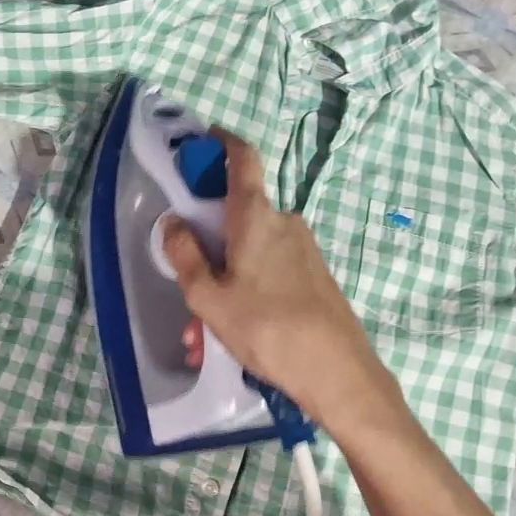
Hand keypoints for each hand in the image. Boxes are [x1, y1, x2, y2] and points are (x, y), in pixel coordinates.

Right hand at [162, 131, 395, 417]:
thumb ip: (186, 256)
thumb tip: (173, 222)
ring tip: (204, 338)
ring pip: (249, 256)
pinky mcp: (315, 277)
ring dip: (223, 286)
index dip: (222, 142)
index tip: (204, 139)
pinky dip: (246, 297)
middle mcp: (283, 223)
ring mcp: (304, 251)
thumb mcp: (209, 297)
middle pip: (236, 220)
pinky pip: (269, 275)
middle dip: (206, 251)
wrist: (341, 376)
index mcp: (256, 217)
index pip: (243, 159)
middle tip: (187, 291)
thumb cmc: (268, 328)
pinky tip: (234, 340)